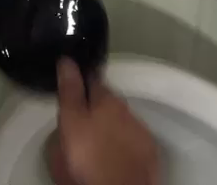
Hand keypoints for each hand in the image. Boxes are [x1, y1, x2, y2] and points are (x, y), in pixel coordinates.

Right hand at [49, 58, 159, 184]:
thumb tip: (66, 61)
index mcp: (105, 97)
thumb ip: (68, 90)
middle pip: (106, 100)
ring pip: (120, 119)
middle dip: (95, 107)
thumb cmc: (89, 156)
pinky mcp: (150, 151)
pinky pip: (132, 138)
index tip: (69, 90)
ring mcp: (141, 129)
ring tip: (98, 141)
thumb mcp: (69, 122)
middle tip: (80, 123)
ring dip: (111, 124)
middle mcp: (126, 107)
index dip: (79, 83)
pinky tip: (116, 154)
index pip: (91, 77)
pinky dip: (124, 141)